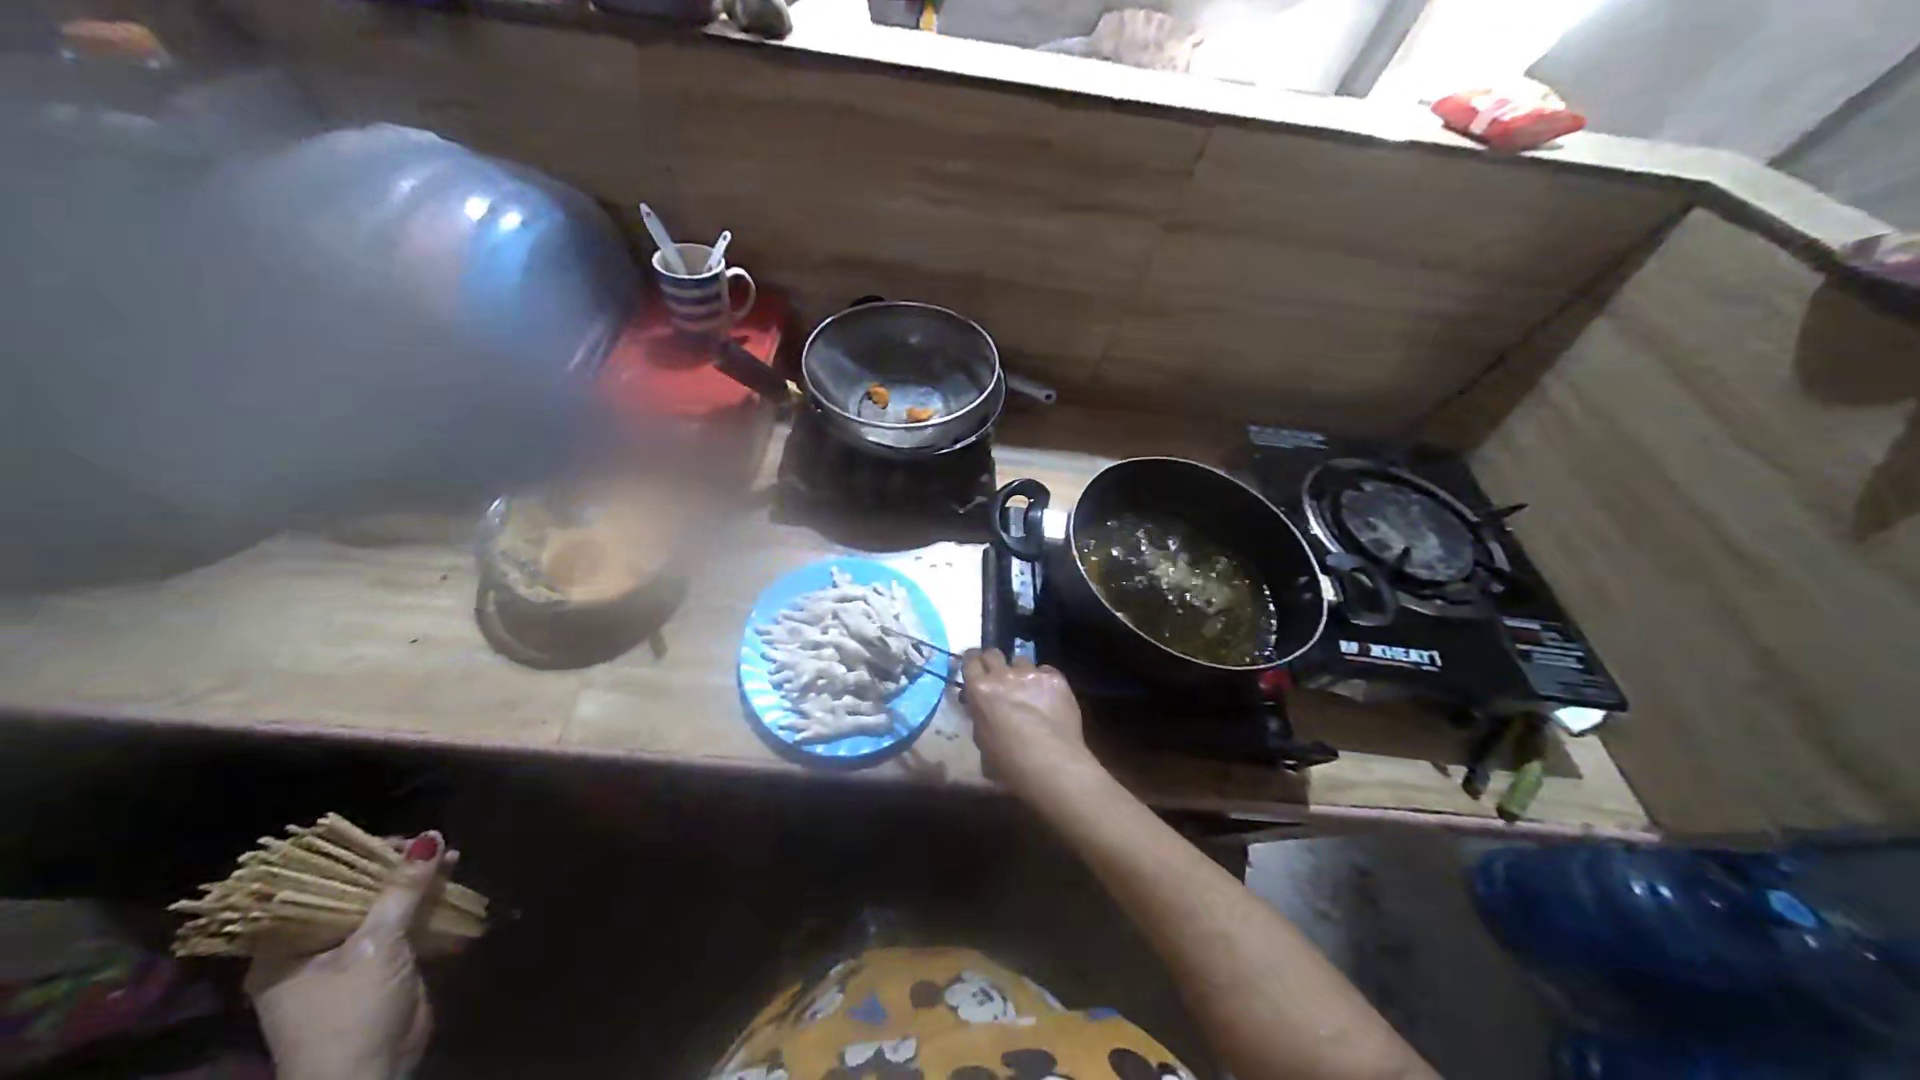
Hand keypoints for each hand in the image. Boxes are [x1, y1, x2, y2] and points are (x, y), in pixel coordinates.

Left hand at [245, 833, 450, 1079]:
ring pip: (382, 907)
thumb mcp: (377, 945)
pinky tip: (450, 880)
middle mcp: (310, 949)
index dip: (353, 858)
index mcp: (284, 949)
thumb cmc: (352, 1011)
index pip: (314, 887)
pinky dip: (425, 903)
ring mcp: (347, 959)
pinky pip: (402, 924)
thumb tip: (430, 837)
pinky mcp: (381, 966)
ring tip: (449, 855)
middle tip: (430, 844)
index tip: (394, 841)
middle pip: (353, 893)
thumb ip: (403, 890)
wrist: (371, 1075)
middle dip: (393, 868)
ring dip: (415, 883)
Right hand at [961, 649, 1105, 804]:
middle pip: (994, 653)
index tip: (976, 666)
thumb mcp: (981, 739)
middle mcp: (1003, 674)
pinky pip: (1046, 671)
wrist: (1050, 763)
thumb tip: (981, 707)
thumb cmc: (1008, 761)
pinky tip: (1050, 698)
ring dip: (1021, 673)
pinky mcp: (1055, 678)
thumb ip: (979, 714)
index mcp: (980, 689)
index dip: (972, 661)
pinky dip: (1045, 681)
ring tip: (1029, 690)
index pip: (970, 660)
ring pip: (1022, 661)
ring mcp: (1031, 674)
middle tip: (999, 676)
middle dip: (994, 661)